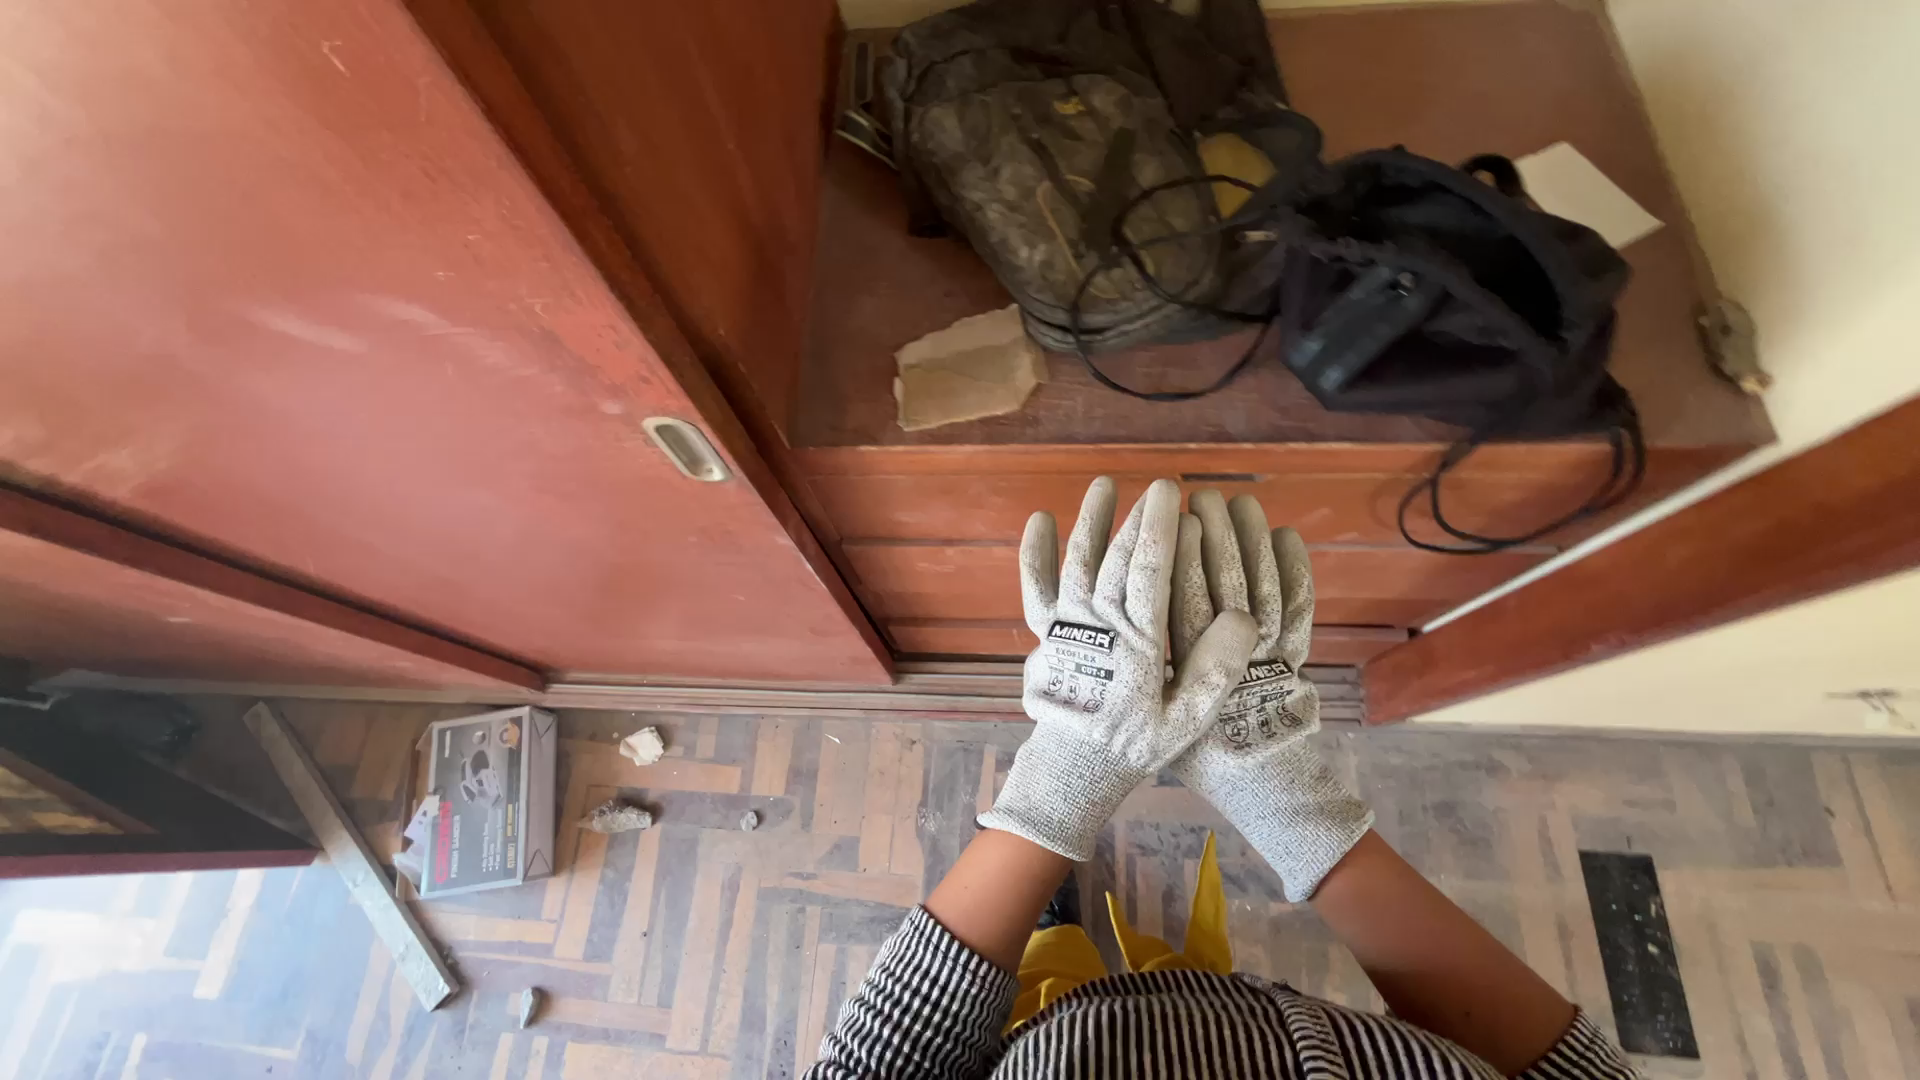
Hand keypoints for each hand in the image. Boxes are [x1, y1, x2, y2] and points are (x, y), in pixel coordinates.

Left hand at [978, 477, 1256, 860]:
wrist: (1076, 765)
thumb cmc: (1136, 741)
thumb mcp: (1186, 720)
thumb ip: (1215, 672)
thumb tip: (1243, 618)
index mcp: (1138, 641)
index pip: (1150, 572)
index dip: (1159, 529)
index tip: (1172, 496)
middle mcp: (1099, 625)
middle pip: (1117, 557)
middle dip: (1136, 518)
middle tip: (1156, 487)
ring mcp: (1067, 625)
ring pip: (1078, 562)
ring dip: (1090, 521)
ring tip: (1105, 485)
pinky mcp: (1046, 631)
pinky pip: (1035, 586)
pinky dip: (1035, 552)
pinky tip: (1040, 519)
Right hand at [1168, 490, 1372, 900]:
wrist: (1253, 783)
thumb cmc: (1177, 750)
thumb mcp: (1143, 713)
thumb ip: (1129, 666)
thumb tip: (1109, 615)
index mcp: (1180, 662)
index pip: (1175, 593)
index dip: (1173, 549)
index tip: (1165, 513)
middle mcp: (1224, 651)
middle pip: (1217, 580)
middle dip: (1208, 532)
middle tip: (1195, 492)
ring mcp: (1266, 651)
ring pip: (1260, 585)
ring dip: (1249, 539)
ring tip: (1237, 502)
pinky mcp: (1296, 654)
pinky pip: (1301, 607)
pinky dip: (1297, 570)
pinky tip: (1286, 536)